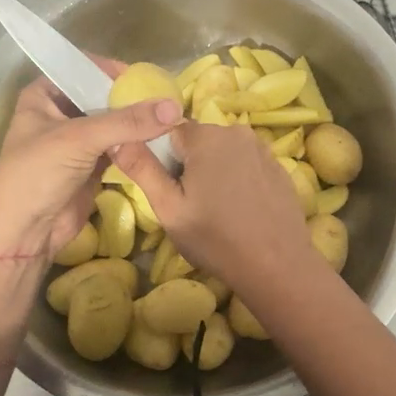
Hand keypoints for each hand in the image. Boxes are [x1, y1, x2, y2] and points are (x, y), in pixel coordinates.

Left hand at [0, 74, 181, 257]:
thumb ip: (127, 122)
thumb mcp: (79, 139)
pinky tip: (161, 142)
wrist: (25, 233)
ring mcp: (77, 142)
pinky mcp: (92, 166)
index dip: (110, 70)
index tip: (143, 78)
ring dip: (137, 125)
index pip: (81, 70)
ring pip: (114, 125)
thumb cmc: (37, 175)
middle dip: (131, 100)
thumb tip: (174, 107)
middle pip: (102, 97)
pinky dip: (137, 146)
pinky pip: (120, 148)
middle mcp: (60, 113)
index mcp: (43, 96)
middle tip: (166, 99)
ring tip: (170, 120)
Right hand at [115, 122, 323, 294]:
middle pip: (199, 140)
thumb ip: (142, 169)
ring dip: (214, 172)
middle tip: (190, 204)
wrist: (276, 264)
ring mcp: (262, 149)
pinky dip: (238, 180)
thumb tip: (117, 139)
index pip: (169, 131)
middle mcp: (237, 133)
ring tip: (216, 209)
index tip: (168, 189)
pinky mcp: (278, 168)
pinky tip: (239, 209)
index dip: (163, 159)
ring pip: (224, 152)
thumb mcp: (169, 208)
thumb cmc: (215, 238)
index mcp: (206, 137)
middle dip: (189, 165)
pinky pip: (246, 165)